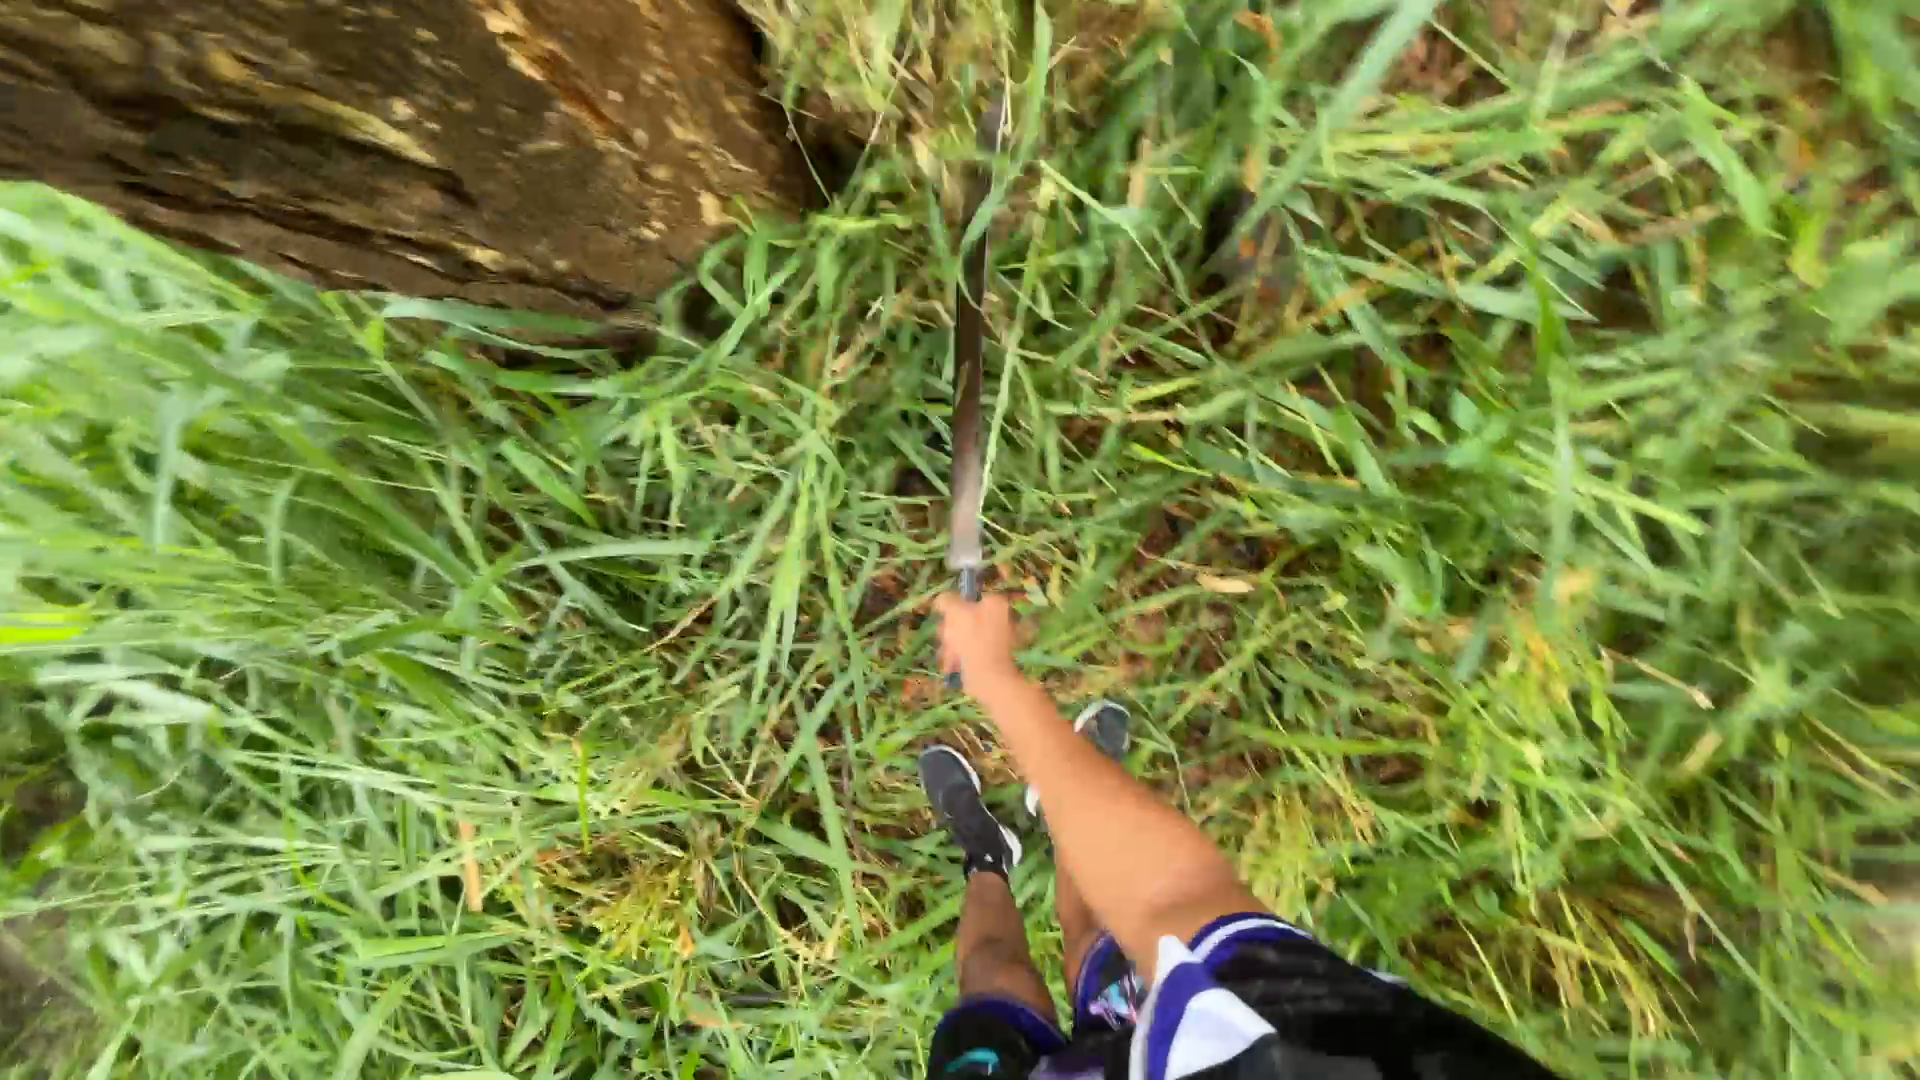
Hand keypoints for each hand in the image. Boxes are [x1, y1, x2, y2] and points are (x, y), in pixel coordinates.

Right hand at [933, 591, 1021, 692]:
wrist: (987, 676)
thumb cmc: (972, 639)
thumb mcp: (955, 612)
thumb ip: (947, 600)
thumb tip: (942, 599)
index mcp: (995, 603)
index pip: (970, 597)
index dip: (954, 607)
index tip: (946, 617)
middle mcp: (999, 617)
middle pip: (964, 617)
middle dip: (950, 629)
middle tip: (946, 637)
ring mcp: (995, 637)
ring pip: (963, 635)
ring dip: (951, 644)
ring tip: (949, 654)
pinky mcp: (989, 655)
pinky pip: (968, 649)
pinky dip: (958, 655)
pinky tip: (953, 663)